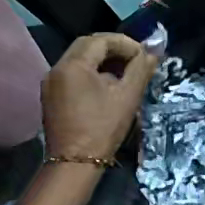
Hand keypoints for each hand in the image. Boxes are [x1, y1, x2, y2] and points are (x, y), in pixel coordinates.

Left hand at [41, 33, 157, 162]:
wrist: (73, 164)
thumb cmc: (103, 128)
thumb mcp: (127, 96)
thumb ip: (141, 68)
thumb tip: (154, 49)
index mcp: (73, 65)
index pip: (101, 40)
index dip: (126, 44)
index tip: (144, 56)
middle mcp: (57, 68)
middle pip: (87, 46)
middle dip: (113, 49)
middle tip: (135, 61)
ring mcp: (50, 82)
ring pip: (79, 59)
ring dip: (102, 60)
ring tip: (124, 74)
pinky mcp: (50, 95)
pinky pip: (72, 73)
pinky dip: (91, 72)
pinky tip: (107, 86)